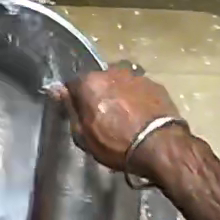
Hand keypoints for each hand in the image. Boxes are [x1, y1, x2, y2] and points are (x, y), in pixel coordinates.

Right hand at [51, 65, 181, 176]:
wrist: (162, 148)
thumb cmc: (117, 145)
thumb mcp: (84, 135)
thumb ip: (70, 109)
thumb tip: (56, 89)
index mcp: (89, 82)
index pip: (73, 85)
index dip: (76, 101)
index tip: (81, 115)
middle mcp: (111, 72)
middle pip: (98, 81)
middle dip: (98, 95)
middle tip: (104, 117)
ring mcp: (136, 76)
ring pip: (120, 84)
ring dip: (119, 95)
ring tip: (126, 117)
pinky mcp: (156, 85)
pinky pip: (139, 90)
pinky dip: (138, 99)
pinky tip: (142, 116)